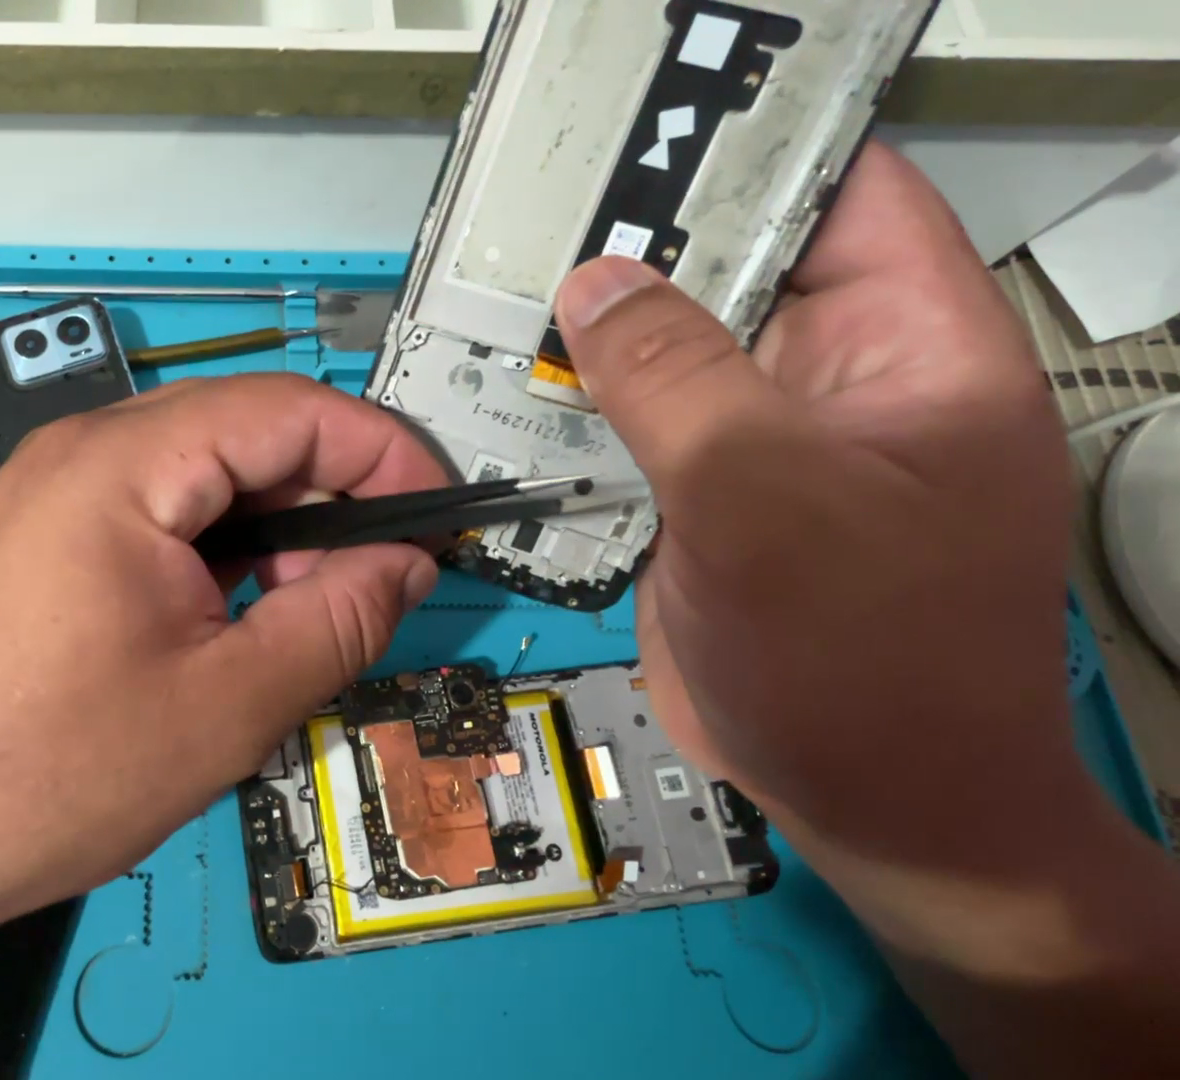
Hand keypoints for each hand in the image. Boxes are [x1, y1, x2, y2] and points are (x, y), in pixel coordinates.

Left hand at [0, 375, 445, 925]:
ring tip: (304, 616)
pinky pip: (162, 507)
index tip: (438, 515)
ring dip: (278, 528)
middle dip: (330, 496)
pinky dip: (223, 546)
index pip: (289, 410)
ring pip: (207, 472)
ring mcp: (57, 486)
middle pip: (246, 430)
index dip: (381, 451)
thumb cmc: (60, 775)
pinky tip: (240, 612)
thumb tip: (409, 563)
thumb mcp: (230, 704)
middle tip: (376, 583)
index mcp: (121, 466)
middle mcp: (82, 449)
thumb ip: (339, 620)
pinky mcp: (49, 529)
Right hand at [553, 145, 1179, 1076]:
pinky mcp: (698, 498)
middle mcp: (832, 379)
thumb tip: (593, 278)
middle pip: (734, 272)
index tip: (644, 120)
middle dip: (643, 240)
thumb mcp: (768, 493)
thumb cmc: (855, 649)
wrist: (856, 792)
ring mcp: (756, 442)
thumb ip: (679, 375)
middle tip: (537, 205)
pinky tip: (512, 382)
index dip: (754, 148)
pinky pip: (634, 424)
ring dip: (596, 327)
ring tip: (505, 282)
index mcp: (908, 347)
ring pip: (669, 353)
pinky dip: (578, 402)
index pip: (841, 199)